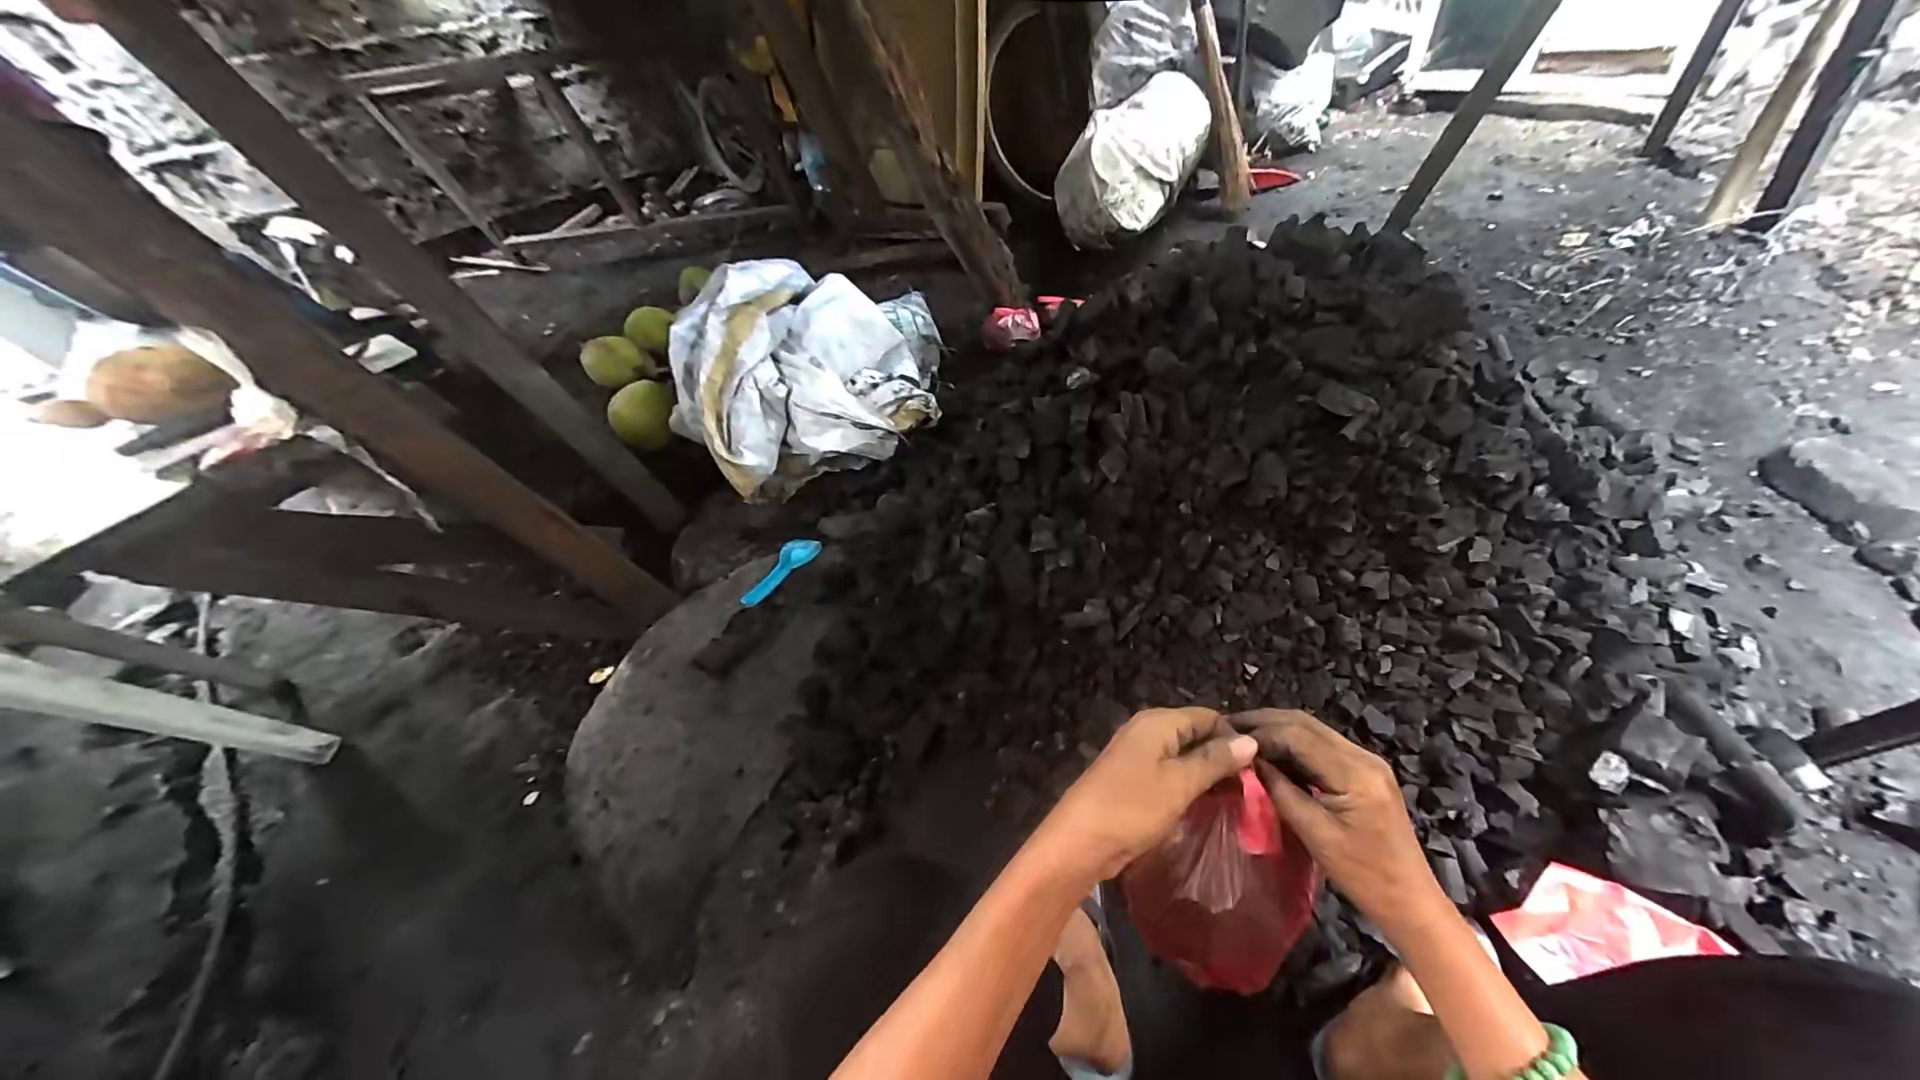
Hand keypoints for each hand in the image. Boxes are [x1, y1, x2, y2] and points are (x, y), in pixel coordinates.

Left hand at [1037, 707, 1257, 881]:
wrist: (1080, 841)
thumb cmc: (1132, 807)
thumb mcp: (1179, 783)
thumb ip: (1214, 760)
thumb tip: (1250, 740)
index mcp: (1157, 722)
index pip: (1208, 716)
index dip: (1234, 737)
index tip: (1261, 767)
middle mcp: (1146, 730)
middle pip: (1196, 734)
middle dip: (1223, 756)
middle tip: (1254, 787)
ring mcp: (1137, 754)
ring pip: (1184, 755)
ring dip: (1208, 773)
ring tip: (1239, 798)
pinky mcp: (1133, 778)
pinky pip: (1170, 772)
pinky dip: (1190, 784)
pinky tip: (1209, 803)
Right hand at [1231, 709, 1448, 932]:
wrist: (1410, 900)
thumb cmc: (1362, 874)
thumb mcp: (1314, 834)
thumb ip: (1279, 790)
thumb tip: (1246, 760)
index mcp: (1354, 772)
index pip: (1295, 734)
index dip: (1258, 733)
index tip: (1225, 739)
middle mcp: (1363, 756)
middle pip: (1304, 723)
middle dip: (1263, 722)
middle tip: (1225, 728)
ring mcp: (1366, 761)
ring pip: (1311, 729)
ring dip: (1275, 730)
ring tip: (1241, 738)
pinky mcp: (1364, 770)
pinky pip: (1320, 744)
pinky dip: (1291, 743)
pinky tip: (1270, 753)